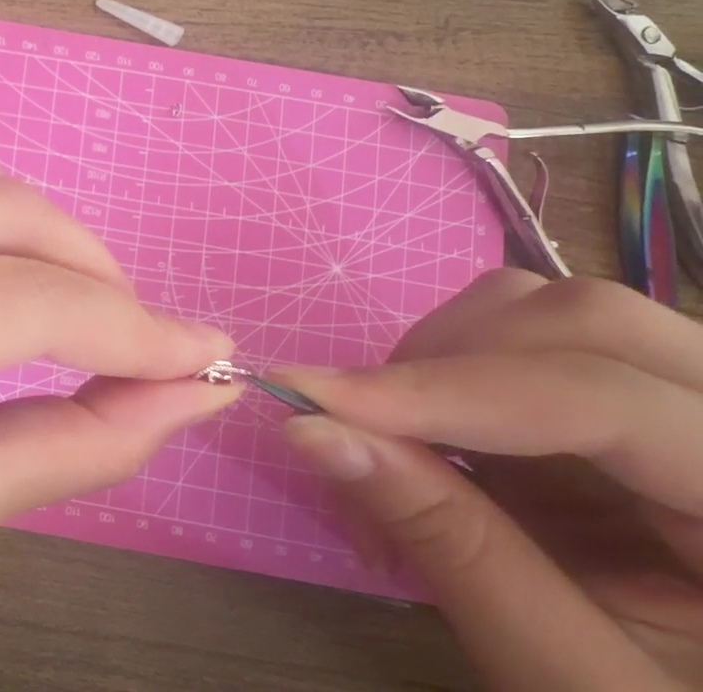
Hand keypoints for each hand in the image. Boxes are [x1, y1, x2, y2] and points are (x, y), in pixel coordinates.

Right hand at [280, 270, 702, 691]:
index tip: (308, 397)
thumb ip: (452, 546)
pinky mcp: (639, 418)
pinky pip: (525, 350)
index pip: (606, 401)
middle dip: (441, 363)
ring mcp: (695, 416)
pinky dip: (445, 385)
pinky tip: (424, 449)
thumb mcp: (570, 675)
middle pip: (586, 324)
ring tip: (389, 450)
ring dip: (438, 366)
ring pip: (550, 316)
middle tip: (351, 431)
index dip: (446, 390)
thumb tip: (311, 432)